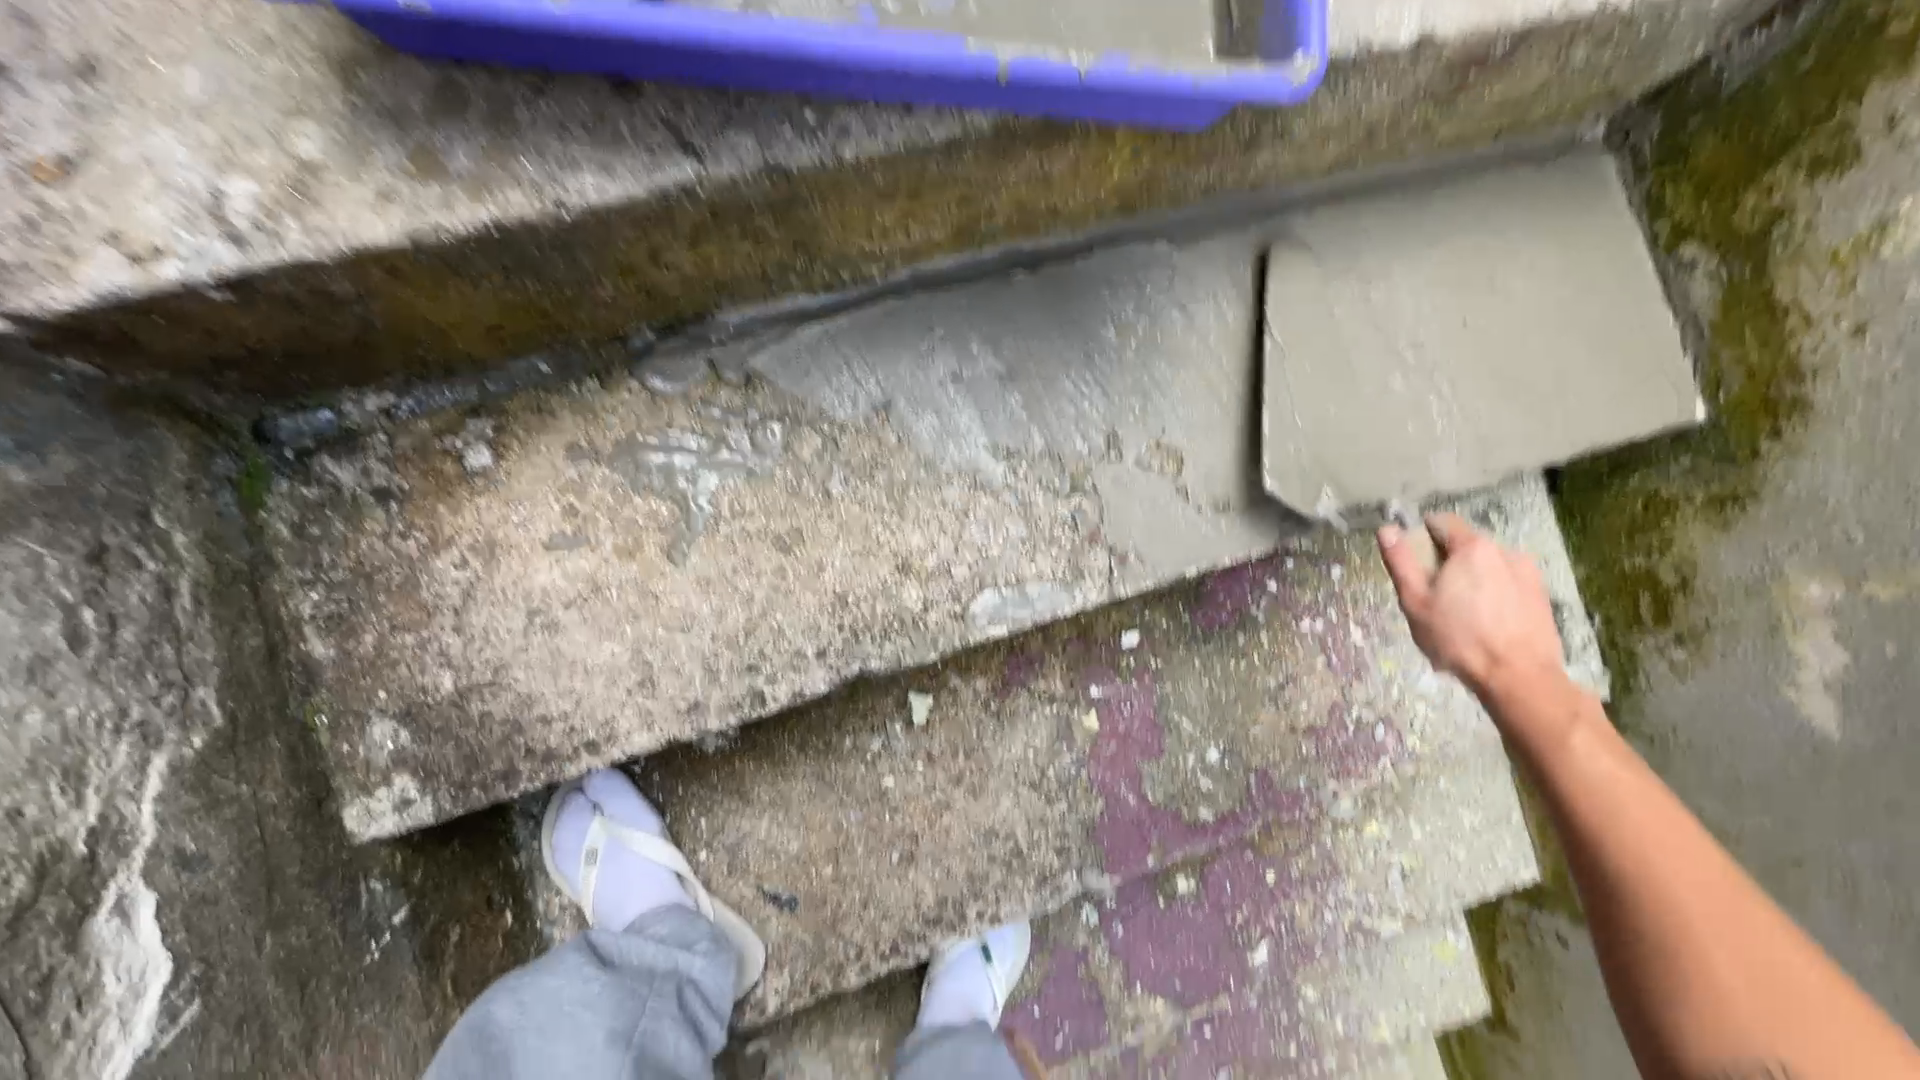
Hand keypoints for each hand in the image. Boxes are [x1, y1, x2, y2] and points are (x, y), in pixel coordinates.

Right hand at [1376, 513, 1564, 696]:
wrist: (1518, 676)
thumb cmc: (1459, 638)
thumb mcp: (1415, 601)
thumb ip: (1401, 562)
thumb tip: (1387, 529)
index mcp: (1472, 547)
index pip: (1442, 522)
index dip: (1422, 536)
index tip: (1414, 563)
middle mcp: (1505, 550)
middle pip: (1466, 546)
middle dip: (1448, 563)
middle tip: (1435, 598)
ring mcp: (1528, 572)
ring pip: (1489, 566)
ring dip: (1473, 580)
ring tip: (1463, 616)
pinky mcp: (1542, 595)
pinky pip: (1508, 584)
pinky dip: (1494, 595)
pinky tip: (1487, 625)